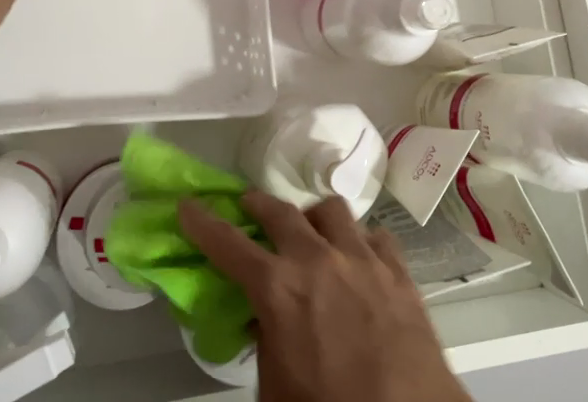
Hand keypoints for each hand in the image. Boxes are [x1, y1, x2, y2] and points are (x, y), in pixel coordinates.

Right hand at [180, 190, 469, 401]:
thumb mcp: (276, 385)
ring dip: (312, 217)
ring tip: (310, 229)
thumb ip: (267, 339)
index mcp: (278, 288)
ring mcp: (363, 260)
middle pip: (280, 212)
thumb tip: (264, 316)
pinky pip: (376, 237)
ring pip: (332, 211)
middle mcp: (318, 260)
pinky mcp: (399, 272)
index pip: (227, 243)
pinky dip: (360, 240)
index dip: (202, 221)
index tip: (188, 205)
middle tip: (249, 207)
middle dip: (258, 204)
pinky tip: (359, 257)